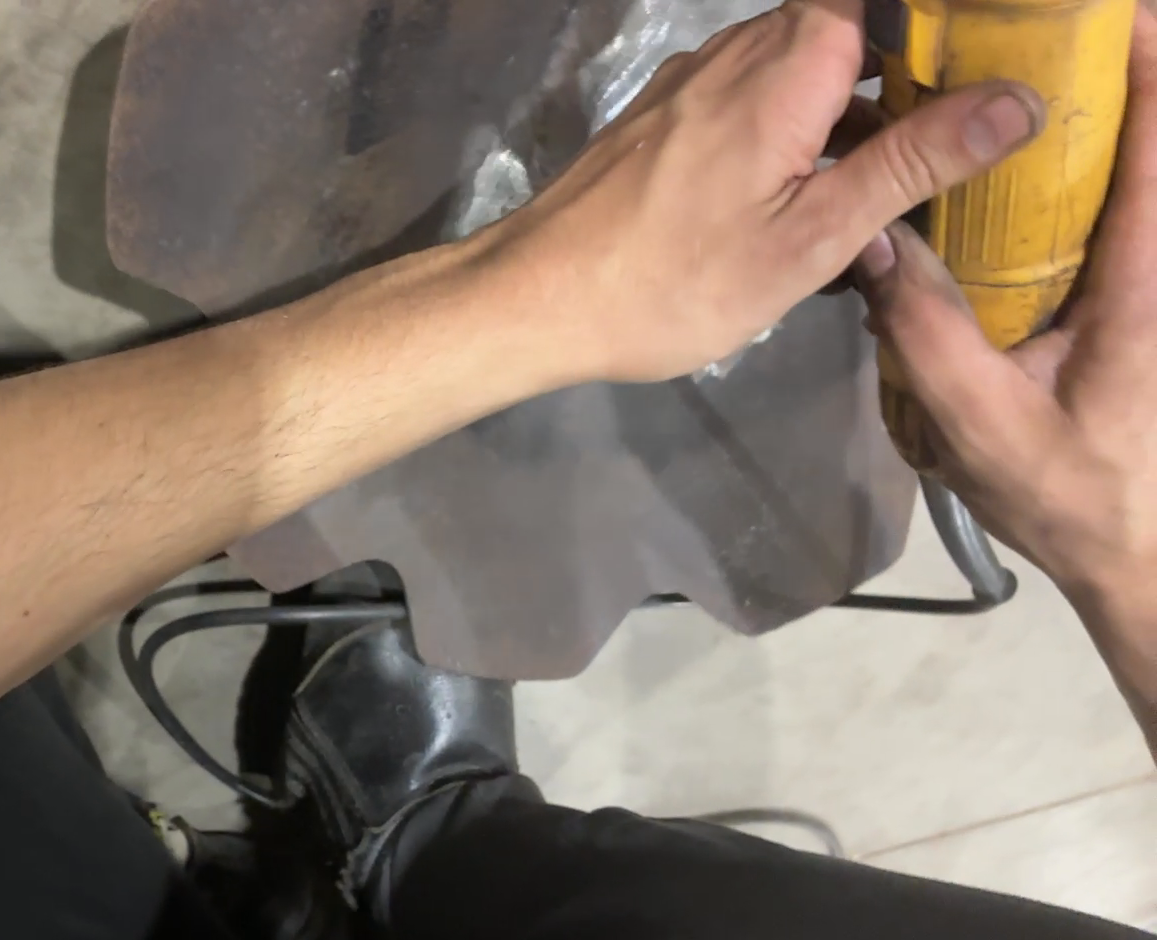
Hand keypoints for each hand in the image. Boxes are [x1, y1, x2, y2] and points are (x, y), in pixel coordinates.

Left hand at [482, 0, 1042, 381]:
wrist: (524, 305)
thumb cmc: (663, 283)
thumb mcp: (803, 239)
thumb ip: (909, 162)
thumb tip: (1019, 99)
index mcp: (792, 56)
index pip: (900, 4)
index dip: (954, 40)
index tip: (978, 96)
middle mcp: (732, 53)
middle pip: (848, 40)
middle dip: (894, 98)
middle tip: (926, 168)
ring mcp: (678, 92)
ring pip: (786, 87)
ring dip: (828, 137)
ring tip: (853, 212)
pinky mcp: (644, 133)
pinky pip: (731, 120)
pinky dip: (768, 153)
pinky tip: (773, 215)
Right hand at [856, 8, 1156, 604]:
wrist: (1131, 546)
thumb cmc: (1062, 486)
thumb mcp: (979, 415)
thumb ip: (926, 332)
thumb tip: (876, 245)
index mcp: (1147, 287)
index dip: (1150, 80)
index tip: (1124, 20)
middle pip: (1150, 161)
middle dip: (1114, 96)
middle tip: (1045, 55)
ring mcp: (1142, 294)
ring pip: (1127, 195)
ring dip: (1084, 144)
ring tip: (1021, 110)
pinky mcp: (1122, 316)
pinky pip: (1100, 236)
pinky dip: (1063, 199)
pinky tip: (1008, 197)